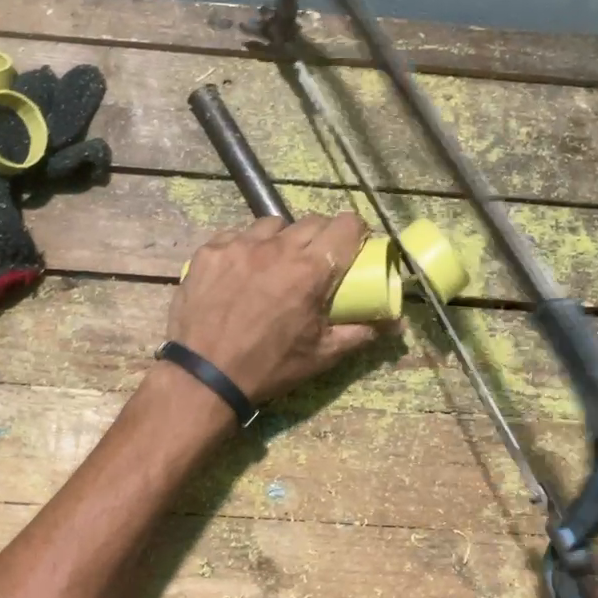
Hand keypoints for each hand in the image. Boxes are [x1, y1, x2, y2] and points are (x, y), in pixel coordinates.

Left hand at [168, 215, 384, 402]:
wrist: (203, 376)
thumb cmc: (268, 367)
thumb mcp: (321, 355)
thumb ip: (360, 332)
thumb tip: (395, 323)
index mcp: (310, 271)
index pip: (345, 226)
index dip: (354, 233)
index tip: (352, 247)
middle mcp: (276, 248)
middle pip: (311, 222)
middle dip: (320, 237)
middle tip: (314, 262)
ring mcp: (238, 246)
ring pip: (272, 225)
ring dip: (281, 239)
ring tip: (274, 265)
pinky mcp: (209, 251)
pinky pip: (236, 236)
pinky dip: (245, 248)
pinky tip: (240, 271)